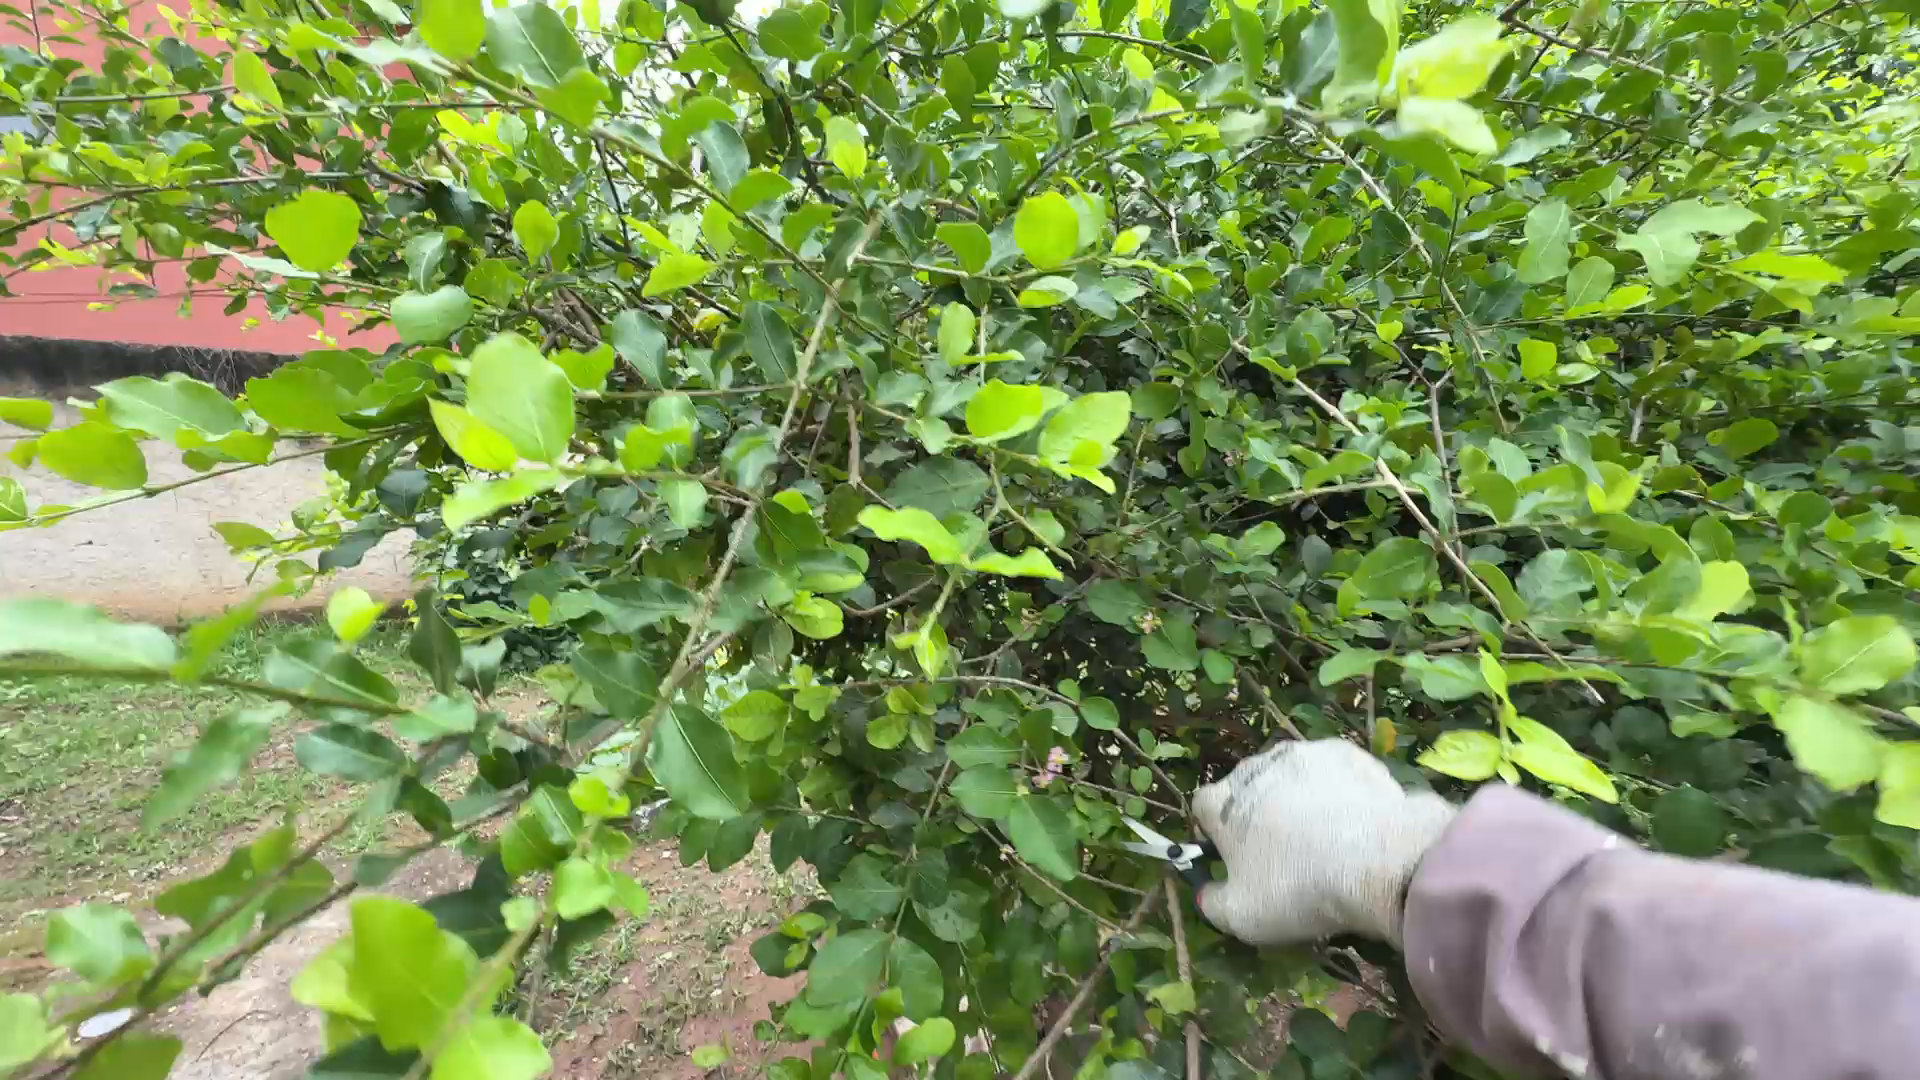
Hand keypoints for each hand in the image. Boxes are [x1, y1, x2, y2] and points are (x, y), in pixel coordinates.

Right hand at [1192, 739, 1455, 944]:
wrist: (1378, 863)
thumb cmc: (1298, 889)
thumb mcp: (1243, 917)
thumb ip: (1212, 903)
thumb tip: (1205, 894)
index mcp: (1219, 802)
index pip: (1204, 810)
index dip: (1219, 837)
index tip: (1241, 863)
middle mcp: (1251, 767)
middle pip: (1246, 791)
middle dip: (1259, 816)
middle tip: (1287, 856)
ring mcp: (1298, 754)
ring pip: (1289, 778)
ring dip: (1298, 799)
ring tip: (1327, 839)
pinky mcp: (1342, 752)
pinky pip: (1331, 773)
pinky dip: (1338, 791)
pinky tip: (1356, 822)